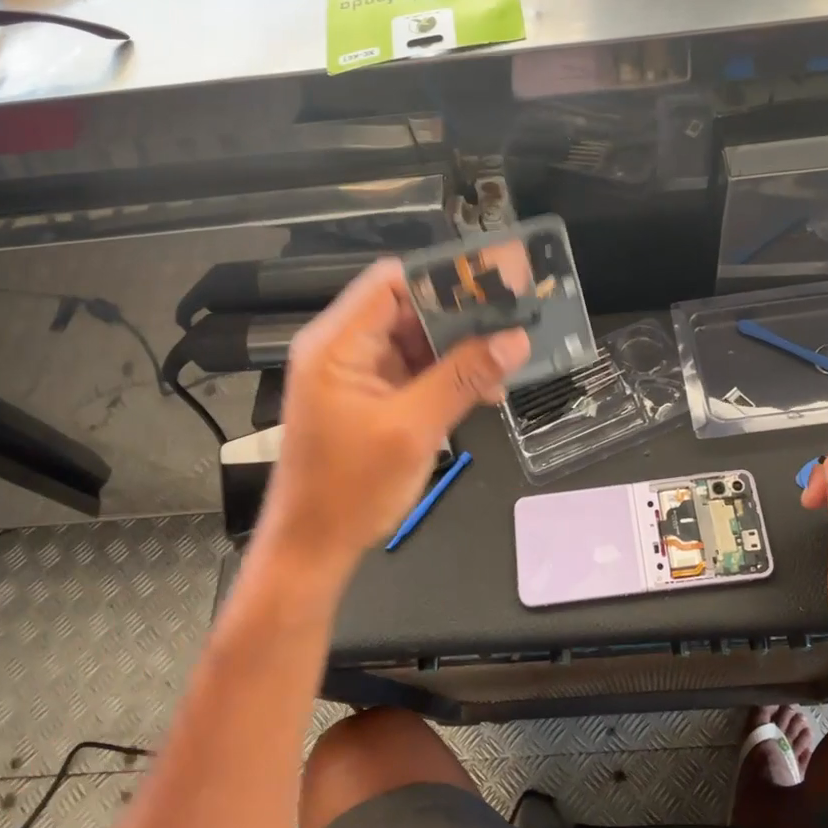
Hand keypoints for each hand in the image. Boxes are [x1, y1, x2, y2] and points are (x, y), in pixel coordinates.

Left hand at [258, 259, 529, 571]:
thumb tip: (515, 339)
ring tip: (508, 356)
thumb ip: (464, 378)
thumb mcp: (414, 430)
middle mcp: (343, 349)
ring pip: (416, 339)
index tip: (494, 284)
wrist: (312, 550)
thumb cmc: (351, 490)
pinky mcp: (370, 398)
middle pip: (407, 308)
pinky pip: (415, 370)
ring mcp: (356, 375)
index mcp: (337, 345)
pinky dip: (448, 375)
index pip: (391, 282)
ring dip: (460, 348)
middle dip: (461, 315)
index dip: (442, 278)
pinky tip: (485, 388)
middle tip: (513, 318)